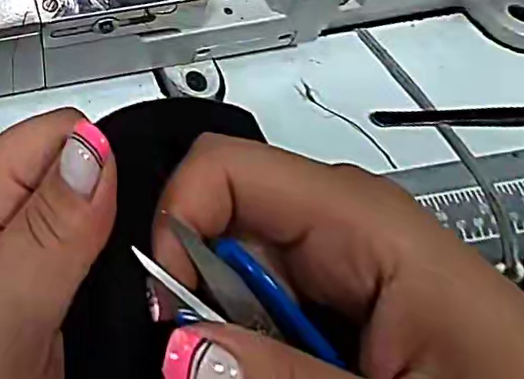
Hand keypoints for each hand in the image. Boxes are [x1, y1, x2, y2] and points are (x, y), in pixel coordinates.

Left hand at [0, 109, 117, 378]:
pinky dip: (120, 262)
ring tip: (131, 285)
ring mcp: (25, 235)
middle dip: (118, 200)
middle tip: (133, 266)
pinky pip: (100, 243)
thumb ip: (47, 229)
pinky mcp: (47, 271)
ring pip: (100, 201)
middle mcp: (1, 197)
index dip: (107, 165)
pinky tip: (123, 292)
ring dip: (124, 235)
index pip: (65, 131)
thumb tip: (94, 144)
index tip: (129, 220)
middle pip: (85, 160)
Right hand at [153, 135, 523, 378]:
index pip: (224, 166)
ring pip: (240, 274)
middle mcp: (344, 222)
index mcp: (359, 213)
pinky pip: (272, 307)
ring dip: (230, 331)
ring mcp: (346, 262)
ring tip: (269, 378)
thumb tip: (178, 347)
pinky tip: (284, 376)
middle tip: (208, 368)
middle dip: (200, 292)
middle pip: (223, 223)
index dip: (178, 220)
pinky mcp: (350, 302)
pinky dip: (258, 348)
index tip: (164, 307)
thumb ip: (291, 376)